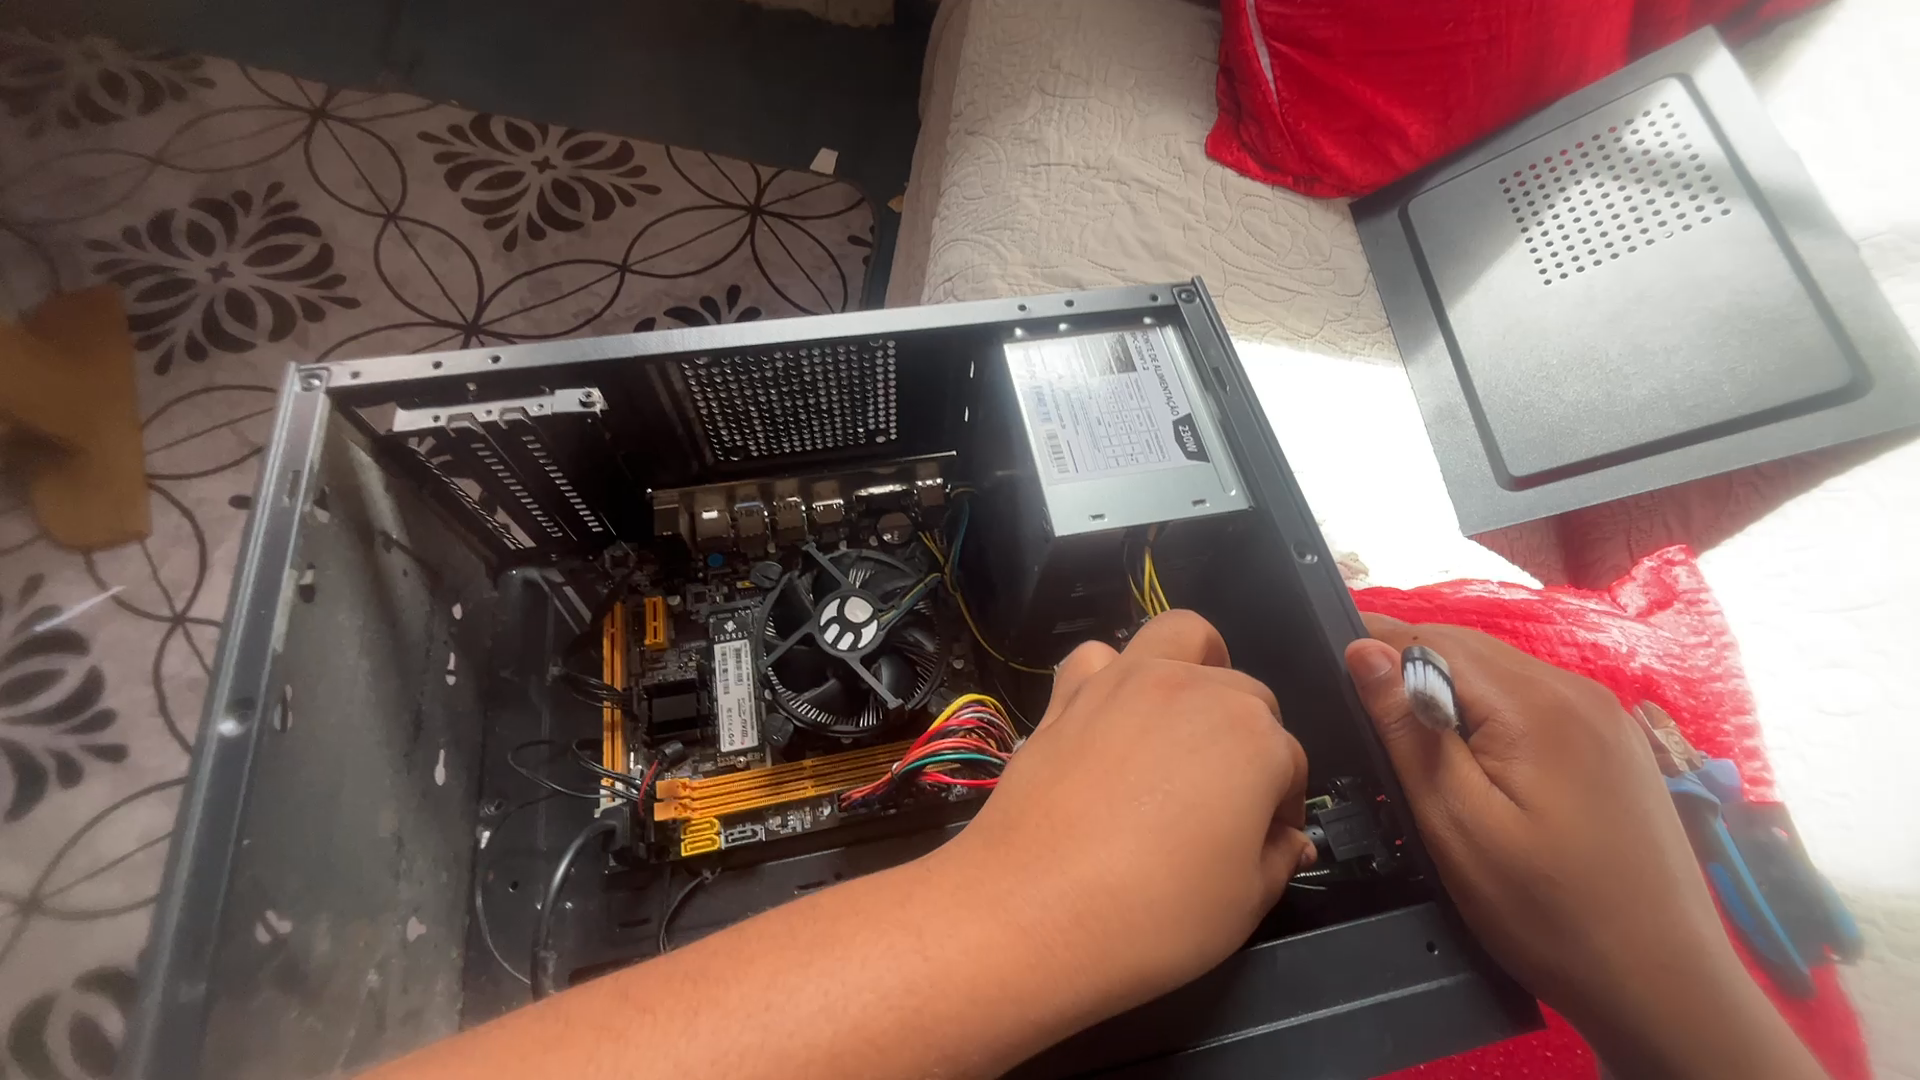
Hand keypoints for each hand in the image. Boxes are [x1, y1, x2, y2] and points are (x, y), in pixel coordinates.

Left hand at [934, 610, 1313, 1021]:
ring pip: (1178, 635)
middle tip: (1224, 795)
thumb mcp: (1246, 901)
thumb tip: (1289, 837)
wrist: (1035, 907)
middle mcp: (1192, 689)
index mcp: (1253, 736)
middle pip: (1243, 693)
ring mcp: (1124, 680)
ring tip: (1182, 721)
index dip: (1284, 804)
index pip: (1290, 760)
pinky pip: (1097, 657)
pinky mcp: (1069, 691)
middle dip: (1248, 738)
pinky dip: (1110, 675)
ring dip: (1195, 665)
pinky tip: (1110, 717)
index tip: (1267, 839)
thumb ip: (1279, 856)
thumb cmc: (1155, 913)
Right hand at [1346, 615, 1823, 1078]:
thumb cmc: (1543, 909)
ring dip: (1442, 684)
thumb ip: (1406, 727)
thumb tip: (1362, 649)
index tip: (1328, 670)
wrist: (1664, 990)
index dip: (1373, 644)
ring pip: (1495, 669)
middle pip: (1465, 647)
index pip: (1431, 638)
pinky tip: (1467, 748)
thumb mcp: (1453, 820)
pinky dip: (1483, 705)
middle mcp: (1577, 691)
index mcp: (1536, 704)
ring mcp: (1604, 716)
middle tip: (1360, 708)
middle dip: (1405, 662)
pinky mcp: (1613, 743)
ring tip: (1405, 731)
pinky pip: (1528, 696)